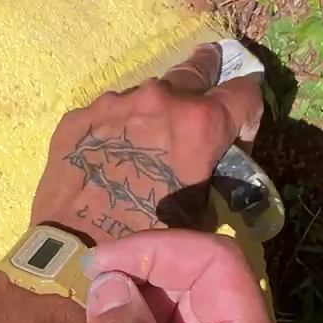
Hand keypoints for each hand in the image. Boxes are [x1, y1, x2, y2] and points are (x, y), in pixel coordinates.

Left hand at [29, 43, 262, 244]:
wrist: (75, 251)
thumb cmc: (146, 241)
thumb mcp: (198, 216)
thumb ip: (210, 177)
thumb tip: (208, 169)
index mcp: (198, 124)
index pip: (244, 93)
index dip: (247, 115)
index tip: (237, 134)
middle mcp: (159, 99)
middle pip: (196, 71)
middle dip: (205, 88)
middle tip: (200, 111)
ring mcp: (115, 102)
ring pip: (147, 95)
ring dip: (155, 115)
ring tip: (145, 150)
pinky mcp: (79, 117)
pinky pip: (108, 115)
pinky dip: (117, 132)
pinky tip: (110, 161)